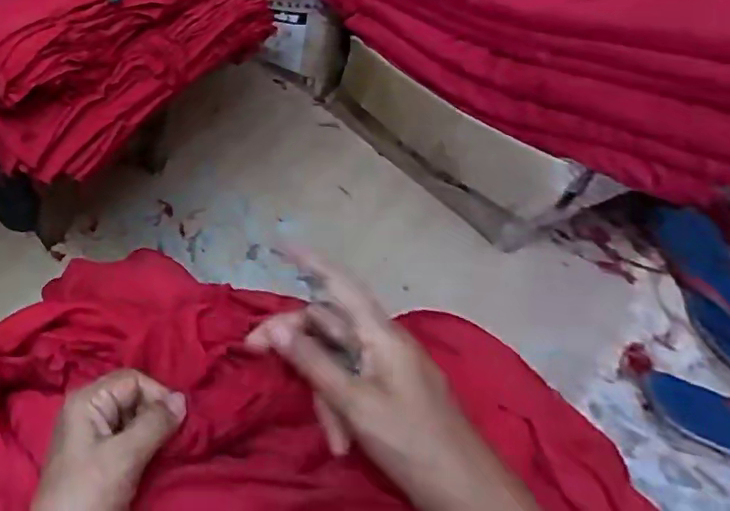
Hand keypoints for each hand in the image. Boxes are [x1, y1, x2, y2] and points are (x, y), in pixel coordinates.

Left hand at [33, 369, 185, 510]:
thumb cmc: (88, 492)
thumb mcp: (123, 457)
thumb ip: (153, 425)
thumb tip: (182, 399)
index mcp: (86, 399)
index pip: (130, 380)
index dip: (157, 394)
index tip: (181, 419)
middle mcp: (87, 409)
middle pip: (130, 396)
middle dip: (156, 411)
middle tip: (179, 435)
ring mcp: (90, 434)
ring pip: (130, 418)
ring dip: (152, 429)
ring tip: (171, 446)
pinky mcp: (96, 457)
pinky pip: (125, 438)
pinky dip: (143, 444)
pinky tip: (156, 456)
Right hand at [246, 252, 537, 510]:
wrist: (473, 499)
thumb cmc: (414, 442)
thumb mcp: (356, 404)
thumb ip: (313, 363)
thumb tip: (276, 328)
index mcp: (379, 332)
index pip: (338, 282)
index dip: (309, 261)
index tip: (279, 244)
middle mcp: (383, 340)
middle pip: (326, 324)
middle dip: (296, 344)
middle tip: (256, 353)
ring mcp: (389, 367)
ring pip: (335, 359)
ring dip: (322, 392)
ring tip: (333, 438)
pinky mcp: (392, 392)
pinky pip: (351, 383)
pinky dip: (339, 407)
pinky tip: (342, 441)